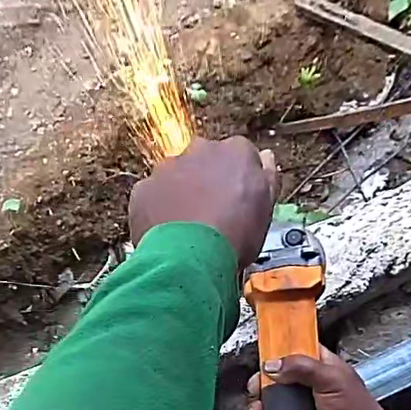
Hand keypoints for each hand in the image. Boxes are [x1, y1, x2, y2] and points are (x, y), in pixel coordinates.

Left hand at [128, 137, 278, 266]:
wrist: (190, 259)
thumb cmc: (232, 237)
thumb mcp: (265, 210)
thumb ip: (267, 178)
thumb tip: (266, 158)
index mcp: (236, 151)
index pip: (238, 157)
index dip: (236, 182)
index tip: (234, 202)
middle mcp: (199, 150)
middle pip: (203, 163)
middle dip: (205, 184)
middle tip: (208, 216)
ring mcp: (167, 168)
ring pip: (174, 179)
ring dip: (178, 196)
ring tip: (185, 229)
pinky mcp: (143, 189)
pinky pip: (150, 197)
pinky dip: (155, 211)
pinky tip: (165, 233)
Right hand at [247, 347, 409, 409]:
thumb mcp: (330, 379)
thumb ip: (301, 367)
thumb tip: (272, 364)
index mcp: (321, 366)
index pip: (294, 351)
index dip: (277, 354)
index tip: (264, 360)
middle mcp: (310, 385)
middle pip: (276, 378)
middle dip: (262, 384)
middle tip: (257, 390)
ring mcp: (301, 406)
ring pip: (271, 401)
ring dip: (260, 407)